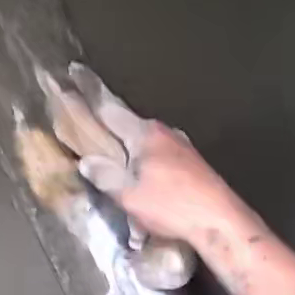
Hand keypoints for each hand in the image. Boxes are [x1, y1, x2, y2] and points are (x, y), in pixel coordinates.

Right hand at [52, 65, 250, 245]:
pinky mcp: (195, 170)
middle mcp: (166, 134)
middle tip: (97, 160)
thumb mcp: (130, 195)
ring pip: (148, 157)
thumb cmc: (173, 205)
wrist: (221, 223)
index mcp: (145, 132)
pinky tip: (151, 214)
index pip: (109, 108)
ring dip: (136, 177)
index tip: (74, 72)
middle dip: (114, 147)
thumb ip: (106, 176)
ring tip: (129, 203)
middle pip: (129, 134)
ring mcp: (184, 151)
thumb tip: (87, 162)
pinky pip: (165, 172)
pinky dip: (154, 188)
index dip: (88, 93)